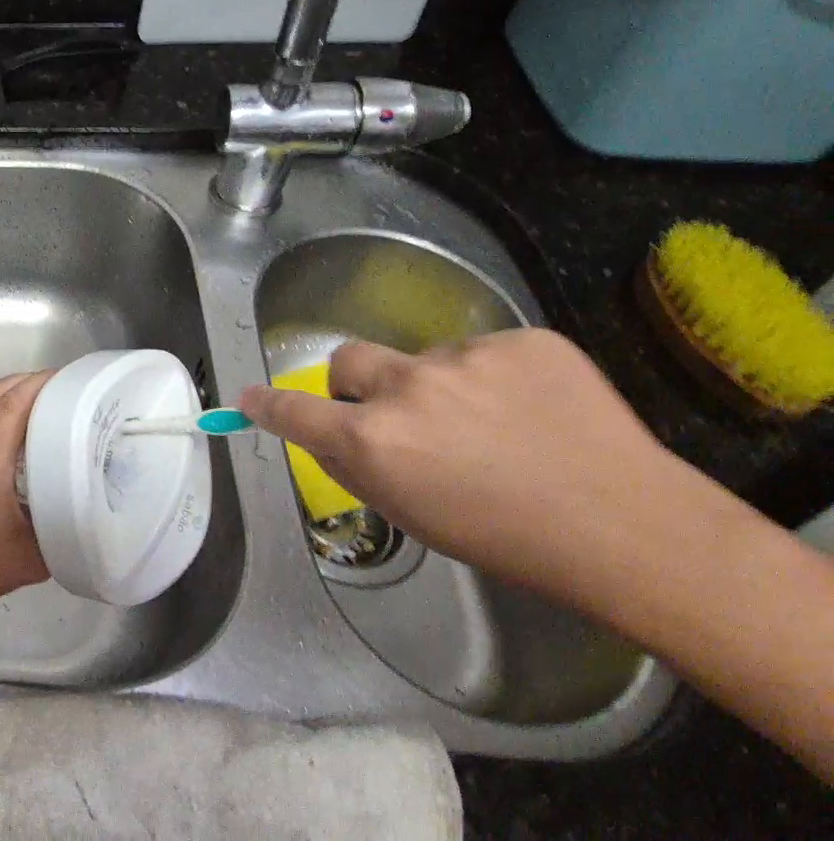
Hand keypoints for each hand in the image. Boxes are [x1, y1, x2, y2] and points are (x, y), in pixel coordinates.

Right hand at [238, 328, 692, 597]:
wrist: (628, 528)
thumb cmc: (505, 539)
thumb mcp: (409, 513)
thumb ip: (358, 466)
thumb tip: (333, 435)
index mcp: (374, 440)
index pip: (293, 410)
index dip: (267, 403)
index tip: (250, 397)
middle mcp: (408, 390)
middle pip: (347, 359)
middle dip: (358, 383)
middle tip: (397, 412)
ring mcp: (467, 358)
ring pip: (424, 359)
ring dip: (439, 385)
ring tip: (496, 425)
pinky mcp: (523, 340)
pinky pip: (484, 351)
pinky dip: (495, 377)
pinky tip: (532, 411)